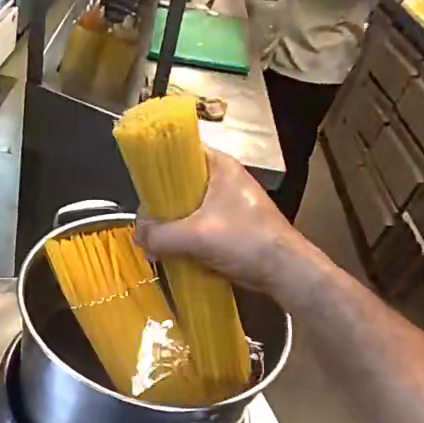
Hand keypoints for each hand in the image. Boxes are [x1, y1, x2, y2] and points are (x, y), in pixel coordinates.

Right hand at [136, 150, 320, 297]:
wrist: (284, 271)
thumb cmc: (246, 241)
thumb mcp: (196, 236)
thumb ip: (160, 235)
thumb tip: (139, 237)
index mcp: (219, 165)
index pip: (178, 151)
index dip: (156, 166)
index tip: (142, 190)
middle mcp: (221, 179)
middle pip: (176, 183)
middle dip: (158, 206)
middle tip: (147, 228)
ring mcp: (224, 203)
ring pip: (183, 208)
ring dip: (168, 226)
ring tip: (155, 245)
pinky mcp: (226, 226)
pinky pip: (193, 226)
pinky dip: (181, 238)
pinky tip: (170, 253)